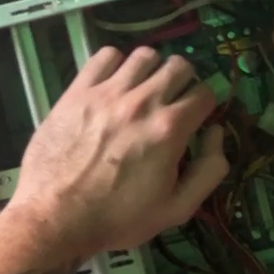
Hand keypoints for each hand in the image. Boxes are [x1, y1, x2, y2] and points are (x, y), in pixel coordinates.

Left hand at [3, 46, 229, 262]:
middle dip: (184, 81)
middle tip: (173, 102)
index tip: (196, 118)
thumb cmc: (118, 219)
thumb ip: (209, 170)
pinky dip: (116, 64)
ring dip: (151, 70)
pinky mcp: (78, 90)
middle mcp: (142, 101)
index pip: (205, 92)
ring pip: (145, 55)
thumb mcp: (177, 209)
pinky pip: (106, 56)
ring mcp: (107, 92)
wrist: (56, 218)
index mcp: (170, 128)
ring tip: (142, 90)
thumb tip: (217, 133)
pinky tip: (113, 85)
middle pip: (179, 65)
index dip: (205, 105)